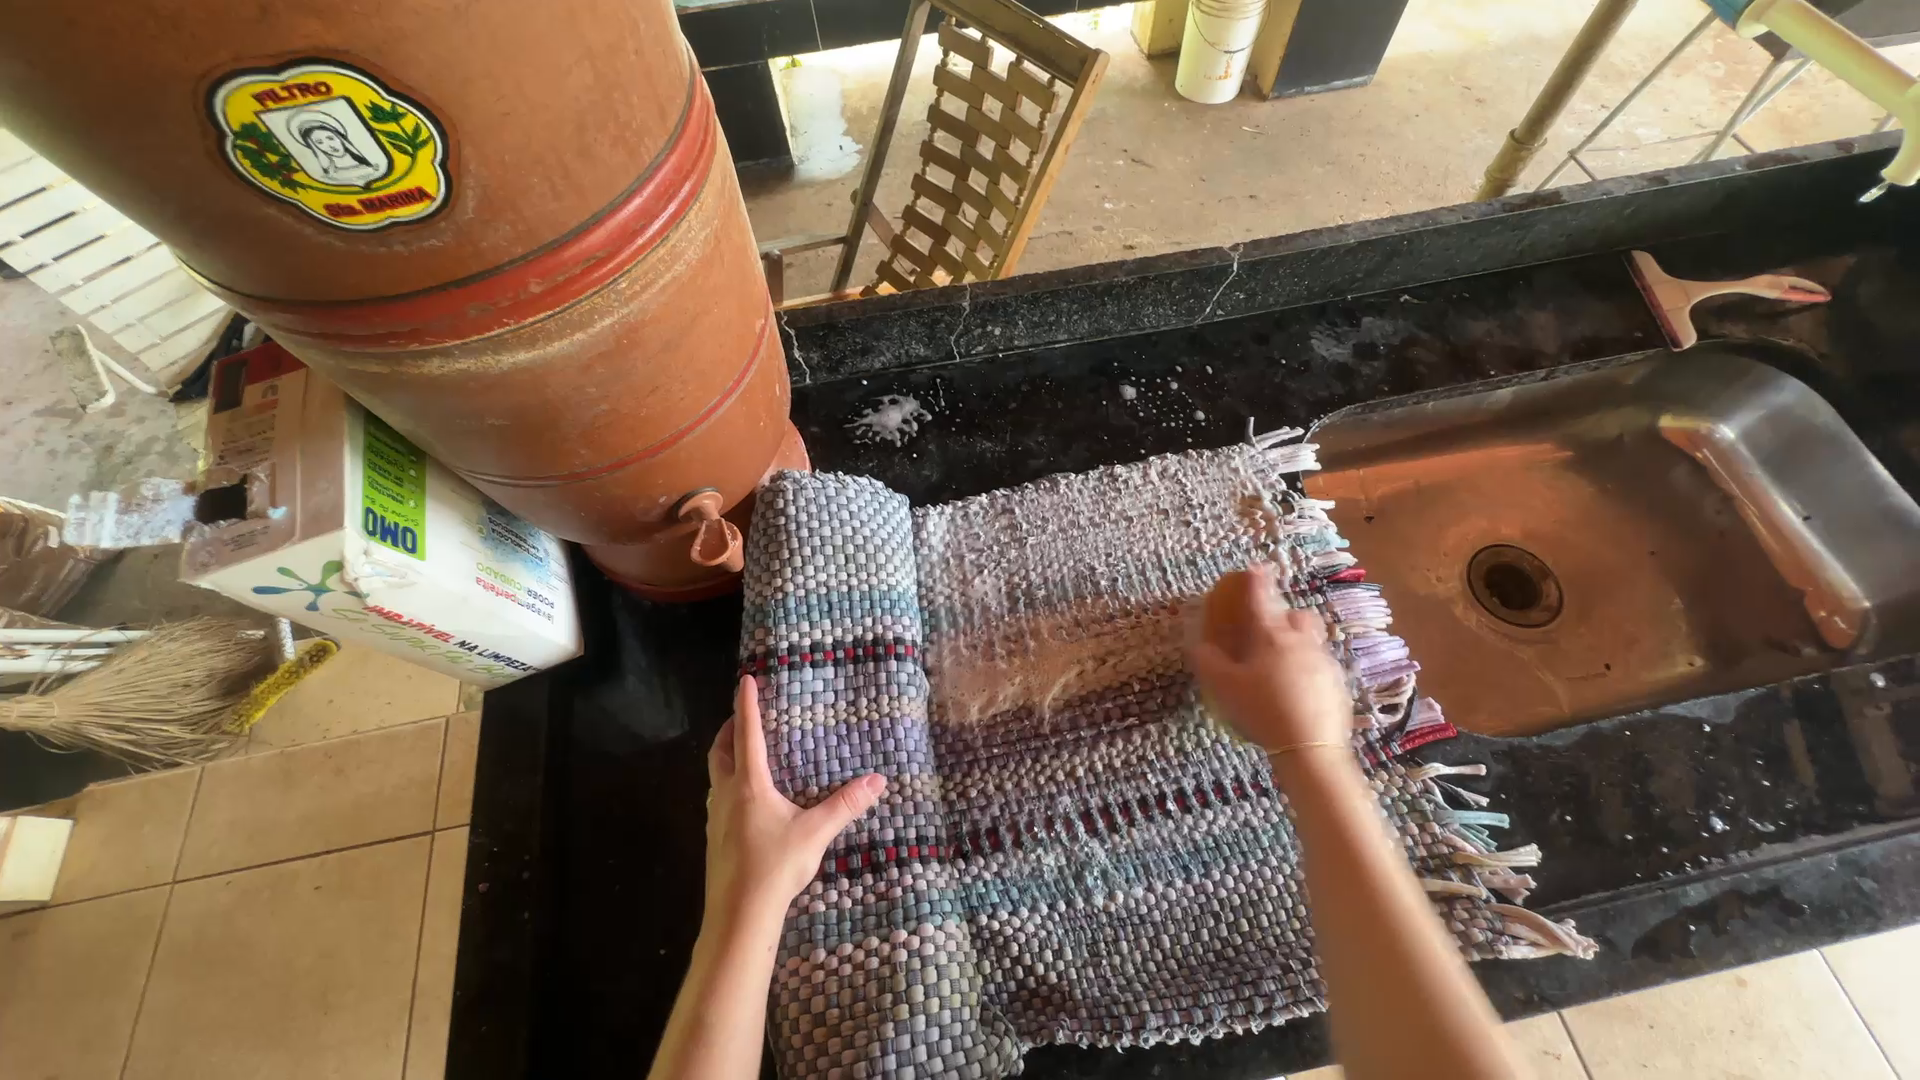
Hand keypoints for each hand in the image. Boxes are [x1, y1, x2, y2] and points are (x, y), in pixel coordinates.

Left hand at [705, 674, 887, 933]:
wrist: (738, 916)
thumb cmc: (774, 867)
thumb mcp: (815, 833)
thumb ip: (845, 806)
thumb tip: (878, 780)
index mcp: (749, 785)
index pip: (746, 734)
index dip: (746, 705)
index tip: (744, 680)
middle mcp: (726, 795)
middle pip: (720, 751)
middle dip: (728, 729)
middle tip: (741, 716)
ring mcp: (714, 819)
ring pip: (715, 776)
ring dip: (725, 756)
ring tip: (743, 752)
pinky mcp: (714, 840)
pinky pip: (717, 798)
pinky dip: (727, 783)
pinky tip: (744, 800)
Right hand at [1188, 564, 1353, 750]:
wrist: (1311, 748)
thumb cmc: (1261, 710)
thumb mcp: (1223, 687)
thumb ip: (1208, 661)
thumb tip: (1200, 644)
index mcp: (1271, 637)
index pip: (1262, 598)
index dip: (1257, 580)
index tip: (1256, 567)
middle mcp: (1301, 642)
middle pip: (1298, 614)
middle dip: (1286, 613)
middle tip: (1271, 627)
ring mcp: (1324, 663)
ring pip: (1312, 640)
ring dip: (1298, 642)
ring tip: (1282, 663)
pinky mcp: (1338, 685)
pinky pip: (1321, 666)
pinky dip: (1308, 669)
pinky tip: (1297, 691)